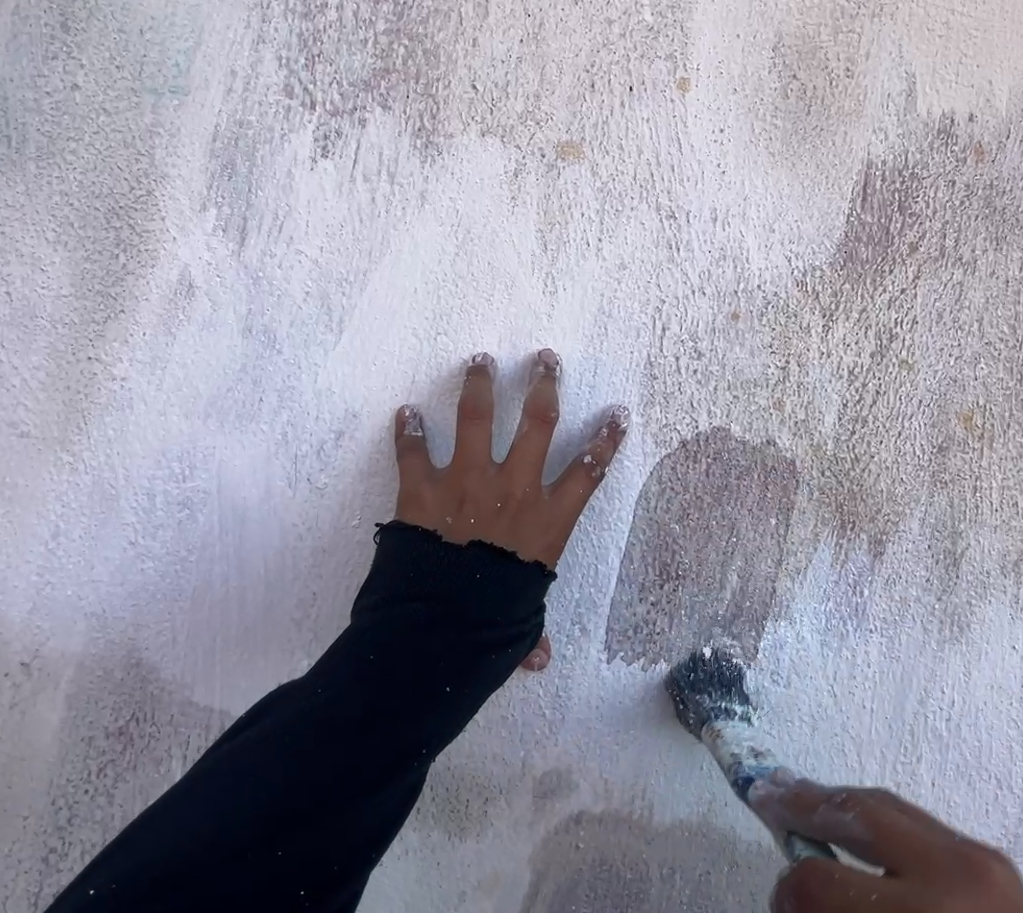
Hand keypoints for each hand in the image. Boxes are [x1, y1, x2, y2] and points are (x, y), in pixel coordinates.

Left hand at [391, 349, 628, 670]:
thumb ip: (531, 633)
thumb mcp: (522, 624)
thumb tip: (539, 662)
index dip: (606, 440)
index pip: (588, 472)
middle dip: (544, 386)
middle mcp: (513, 489)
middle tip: (545, 359)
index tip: (617, 413)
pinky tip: (405, 412)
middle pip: (538, 424)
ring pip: (477, 418)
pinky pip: (414, 453)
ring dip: (480, 386)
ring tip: (481, 360)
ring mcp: (467, 482)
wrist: (440, 625)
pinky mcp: (424, 490)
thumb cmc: (490, 623)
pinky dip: (407, 432)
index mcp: (546, 520)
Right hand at [749, 772, 1022, 912]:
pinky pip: (921, 825)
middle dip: (805, 804)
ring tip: (801, 796)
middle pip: (857, 817)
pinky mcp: (994, 862)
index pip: (821, 887)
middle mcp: (951, 880)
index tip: (780, 899)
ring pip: (890, 807)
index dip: (788, 892)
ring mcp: (980, 863)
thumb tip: (795, 896)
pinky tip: (856, 822)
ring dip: (841, 804)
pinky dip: (881, 822)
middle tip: (766, 793)